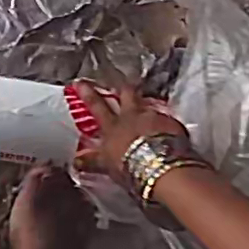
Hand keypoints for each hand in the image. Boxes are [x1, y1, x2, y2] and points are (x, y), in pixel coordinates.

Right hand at [69, 82, 195, 194]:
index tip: (79, 81)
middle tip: (121, 85)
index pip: (96, 105)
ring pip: (147, 105)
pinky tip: (166, 131)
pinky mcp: (172, 124)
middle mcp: (132, 115)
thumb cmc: (128, 165)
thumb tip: (75, 161)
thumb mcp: (106, 164)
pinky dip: (164, 123)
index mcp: (113, 124)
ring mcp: (154, 117)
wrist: (160, 166)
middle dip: (122, 88)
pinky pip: (166, 120)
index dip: (87, 93)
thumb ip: (91, 161)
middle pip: (126, 94)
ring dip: (145, 107)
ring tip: (146, 112)